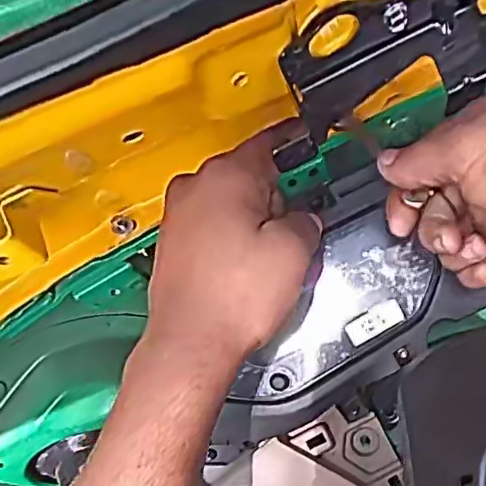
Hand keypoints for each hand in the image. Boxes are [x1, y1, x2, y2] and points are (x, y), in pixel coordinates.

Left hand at [146, 123, 323, 364]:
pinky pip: (213, 231)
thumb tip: (305, 219)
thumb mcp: (294, 253)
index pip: (271, 143)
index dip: (300, 148)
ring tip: (273, 260)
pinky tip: (247, 272)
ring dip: (255, 223)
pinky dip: (234, 243)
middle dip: (278, 198)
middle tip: (301, 227)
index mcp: (226, 176)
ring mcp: (179, 217)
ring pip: (230, 205)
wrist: (194, 343)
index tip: (311, 149)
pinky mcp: (174, 245)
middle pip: (250, 176)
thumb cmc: (232, 302)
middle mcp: (195, 188)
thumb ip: (307, 222)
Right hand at [378, 98, 485, 287]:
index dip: (404, 195)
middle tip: (448, 232)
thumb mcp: (466, 149)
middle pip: (428, 212)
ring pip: (447, 242)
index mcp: (468, 140)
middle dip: (433, 228)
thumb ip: (419, 159)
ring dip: (455, 250)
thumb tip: (388, 164)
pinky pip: (471, 264)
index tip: (400, 217)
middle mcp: (478, 174)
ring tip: (475, 245)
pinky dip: (474, 268)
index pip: (417, 169)